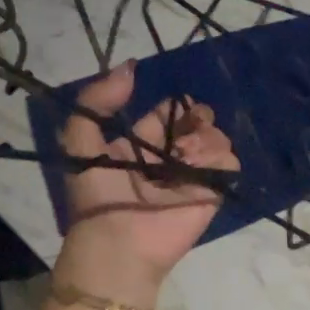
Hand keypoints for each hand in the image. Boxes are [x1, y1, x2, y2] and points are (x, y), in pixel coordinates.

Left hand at [55, 61, 238, 303]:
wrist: (118, 242)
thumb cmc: (97, 195)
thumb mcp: (79, 141)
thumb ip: (96, 101)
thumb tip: (130, 67)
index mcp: (141, 145)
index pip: (169, 115)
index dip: (175, 106)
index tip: (176, 104)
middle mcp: (170, 159)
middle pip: (198, 123)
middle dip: (198, 115)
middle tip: (190, 123)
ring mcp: (194, 177)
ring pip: (217, 139)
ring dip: (205, 136)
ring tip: (186, 152)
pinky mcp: (212, 194)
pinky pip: (229, 164)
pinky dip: (217, 157)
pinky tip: (196, 164)